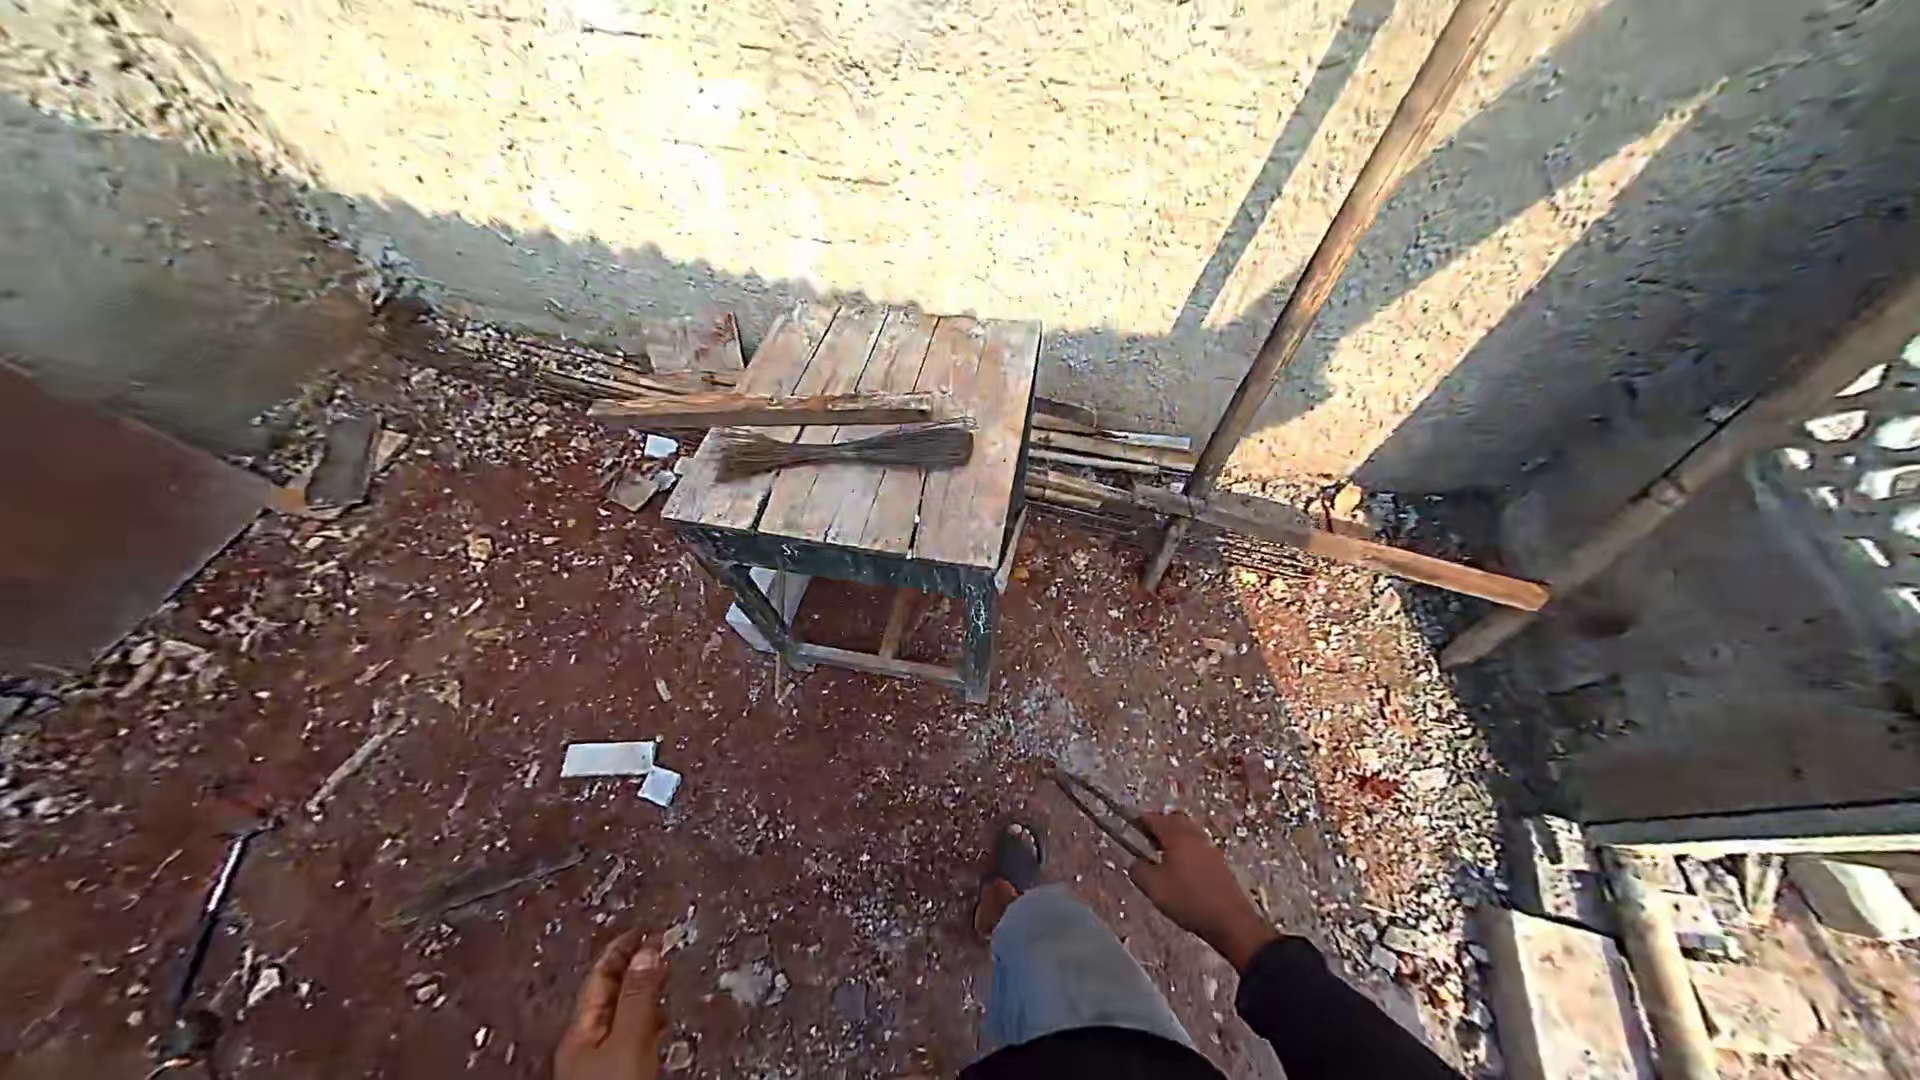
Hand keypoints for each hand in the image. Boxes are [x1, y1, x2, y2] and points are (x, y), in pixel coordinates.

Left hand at [554, 929, 667, 1079]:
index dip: (622, 947)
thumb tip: (647, 949)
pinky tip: (663, 1018)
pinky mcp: (615, 1075)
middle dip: (633, 964)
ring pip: (620, 1013)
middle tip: (662, 942)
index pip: (600, 975)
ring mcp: (598, 1062)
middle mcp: (585, 1043)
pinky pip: (631, 1032)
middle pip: (608, 993)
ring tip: (667, 972)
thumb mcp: (629, 1041)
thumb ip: (637, 996)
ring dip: (642, 989)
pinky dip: (649, 1014)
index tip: (648, 925)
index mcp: (581, 1030)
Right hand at [1129, 811, 1278, 971]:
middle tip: (1147, 842)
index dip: (1138, 823)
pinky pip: (1198, 848)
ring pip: (1188, 833)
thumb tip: (1135, 863)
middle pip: (1173, 819)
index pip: (1153, 818)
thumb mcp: (1153, 887)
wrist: (1232, 923)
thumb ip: (1138, 870)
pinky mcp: (1220, 864)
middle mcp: (1194, 835)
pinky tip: (1182, 873)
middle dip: (1159, 827)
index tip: (1129, 832)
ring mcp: (1210, 848)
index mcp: (1176, 834)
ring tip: (1163, 860)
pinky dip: (1187, 852)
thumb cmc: (1188, 899)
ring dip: (1174, 840)